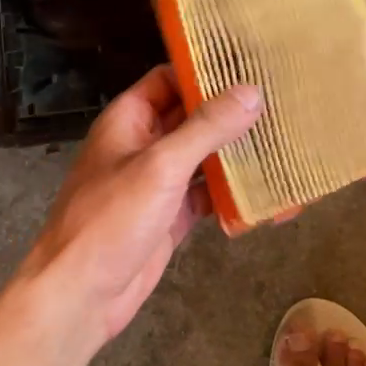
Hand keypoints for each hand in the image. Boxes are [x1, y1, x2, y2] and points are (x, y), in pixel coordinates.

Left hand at [13, 66, 262, 345]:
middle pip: (193, 117)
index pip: (171, 78)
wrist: (78, 297)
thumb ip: (207, 128)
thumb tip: (251, 92)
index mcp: (130, 118)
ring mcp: (159, 182)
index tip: (251, 68)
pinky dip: (235, 194)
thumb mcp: (161, 165)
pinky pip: (208, 195)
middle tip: (283, 103)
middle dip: (233, 113)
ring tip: (287, 143)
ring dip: (238, 154)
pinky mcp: (171, 216)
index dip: (206, 71)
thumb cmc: (110, 219)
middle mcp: (145, 143)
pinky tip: (270, 195)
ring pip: (204, 157)